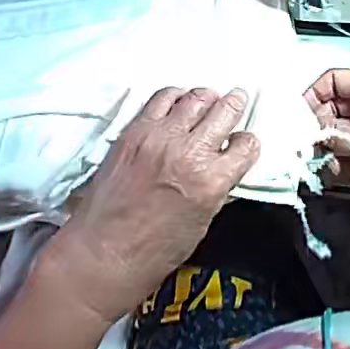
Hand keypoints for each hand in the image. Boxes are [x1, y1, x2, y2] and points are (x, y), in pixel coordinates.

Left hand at [39, 87, 260, 322]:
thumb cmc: (152, 251)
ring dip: (207, 98)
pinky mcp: (136, 130)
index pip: (245, 146)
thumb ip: (216, 185)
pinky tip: (179, 100)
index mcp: (211, 181)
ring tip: (209, 98)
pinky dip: (176, 96)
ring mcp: (160, 136)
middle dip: (234, 105)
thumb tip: (223, 164)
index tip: (242, 142)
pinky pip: (162, 98)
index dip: (246, 143)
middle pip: (224, 111)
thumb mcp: (202, 221)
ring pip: (195, 98)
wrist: (103, 252)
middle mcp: (189, 152)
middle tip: (236, 100)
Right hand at [304, 68, 349, 219]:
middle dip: (323, 126)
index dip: (312, 97)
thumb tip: (310, 138)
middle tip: (313, 148)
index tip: (299, 121)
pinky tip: (349, 172)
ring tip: (336, 165)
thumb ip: (336, 139)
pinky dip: (347, 155)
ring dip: (335, 145)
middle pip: (335, 103)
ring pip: (342, 124)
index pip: (332, 79)